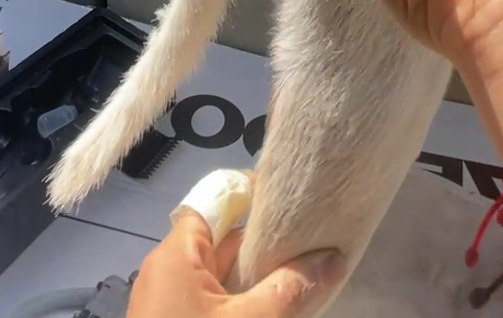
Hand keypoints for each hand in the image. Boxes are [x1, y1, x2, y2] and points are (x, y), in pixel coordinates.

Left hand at [127, 210, 341, 316]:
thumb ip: (290, 289)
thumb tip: (333, 259)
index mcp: (176, 252)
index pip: (218, 200)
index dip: (254, 195)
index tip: (291, 201)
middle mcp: (169, 268)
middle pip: (223, 238)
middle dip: (265, 244)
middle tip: (309, 244)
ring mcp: (170, 301)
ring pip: (222, 273)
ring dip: (257, 278)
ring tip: (301, 275)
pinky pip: (213, 301)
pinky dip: (241, 302)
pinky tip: (274, 310)